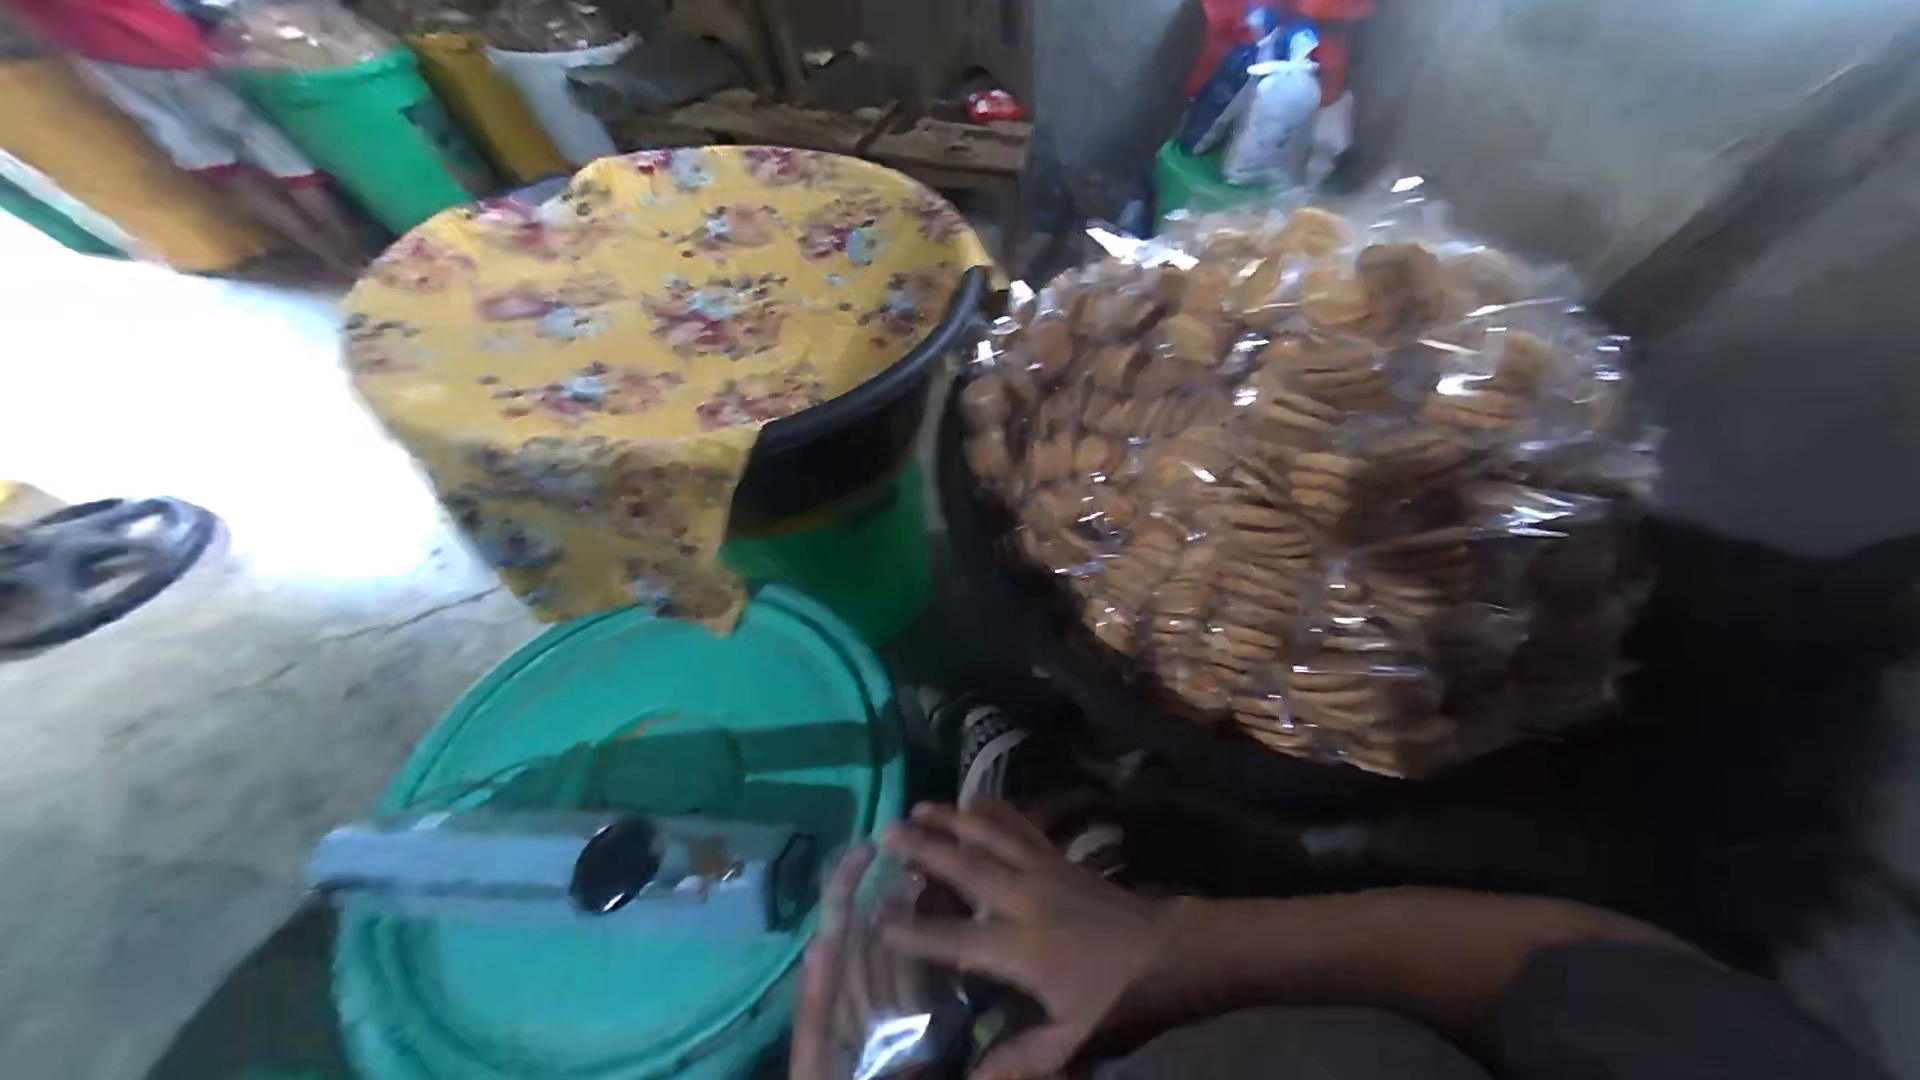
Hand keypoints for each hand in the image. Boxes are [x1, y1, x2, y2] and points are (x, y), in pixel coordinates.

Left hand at [793, 844, 937, 1079]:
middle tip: (912, 847)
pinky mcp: (914, 1029)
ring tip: (926, 867)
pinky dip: (924, 949)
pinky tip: (938, 920)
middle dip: (886, 888)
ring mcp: (886, 1011)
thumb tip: (820, 945)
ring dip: (908, 908)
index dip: (847, 886)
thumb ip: (814, 1010)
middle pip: (871, 931)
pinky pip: (917, 982)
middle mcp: (855, 996)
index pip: (838, 930)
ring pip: (896, 948)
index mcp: (828, 998)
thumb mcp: (814, 1062)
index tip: (865, 848)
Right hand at [880, 801, 1174, 1079]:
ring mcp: (1041, 868)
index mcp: (1023, 947)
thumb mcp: (1076, 1040)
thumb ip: (1022, 1061)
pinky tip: (975, 798)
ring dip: (952, 817)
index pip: (956, 938)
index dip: (914, 930)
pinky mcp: (1056, 855)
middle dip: (923, 849)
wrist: (1168, 949)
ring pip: (989, 834)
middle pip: (965, 866)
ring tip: (920, 805)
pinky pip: (1020, 824)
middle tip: (886, 831)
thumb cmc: (1118, 997)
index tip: (876, 918)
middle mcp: (1024, 897)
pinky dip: (994, 808)